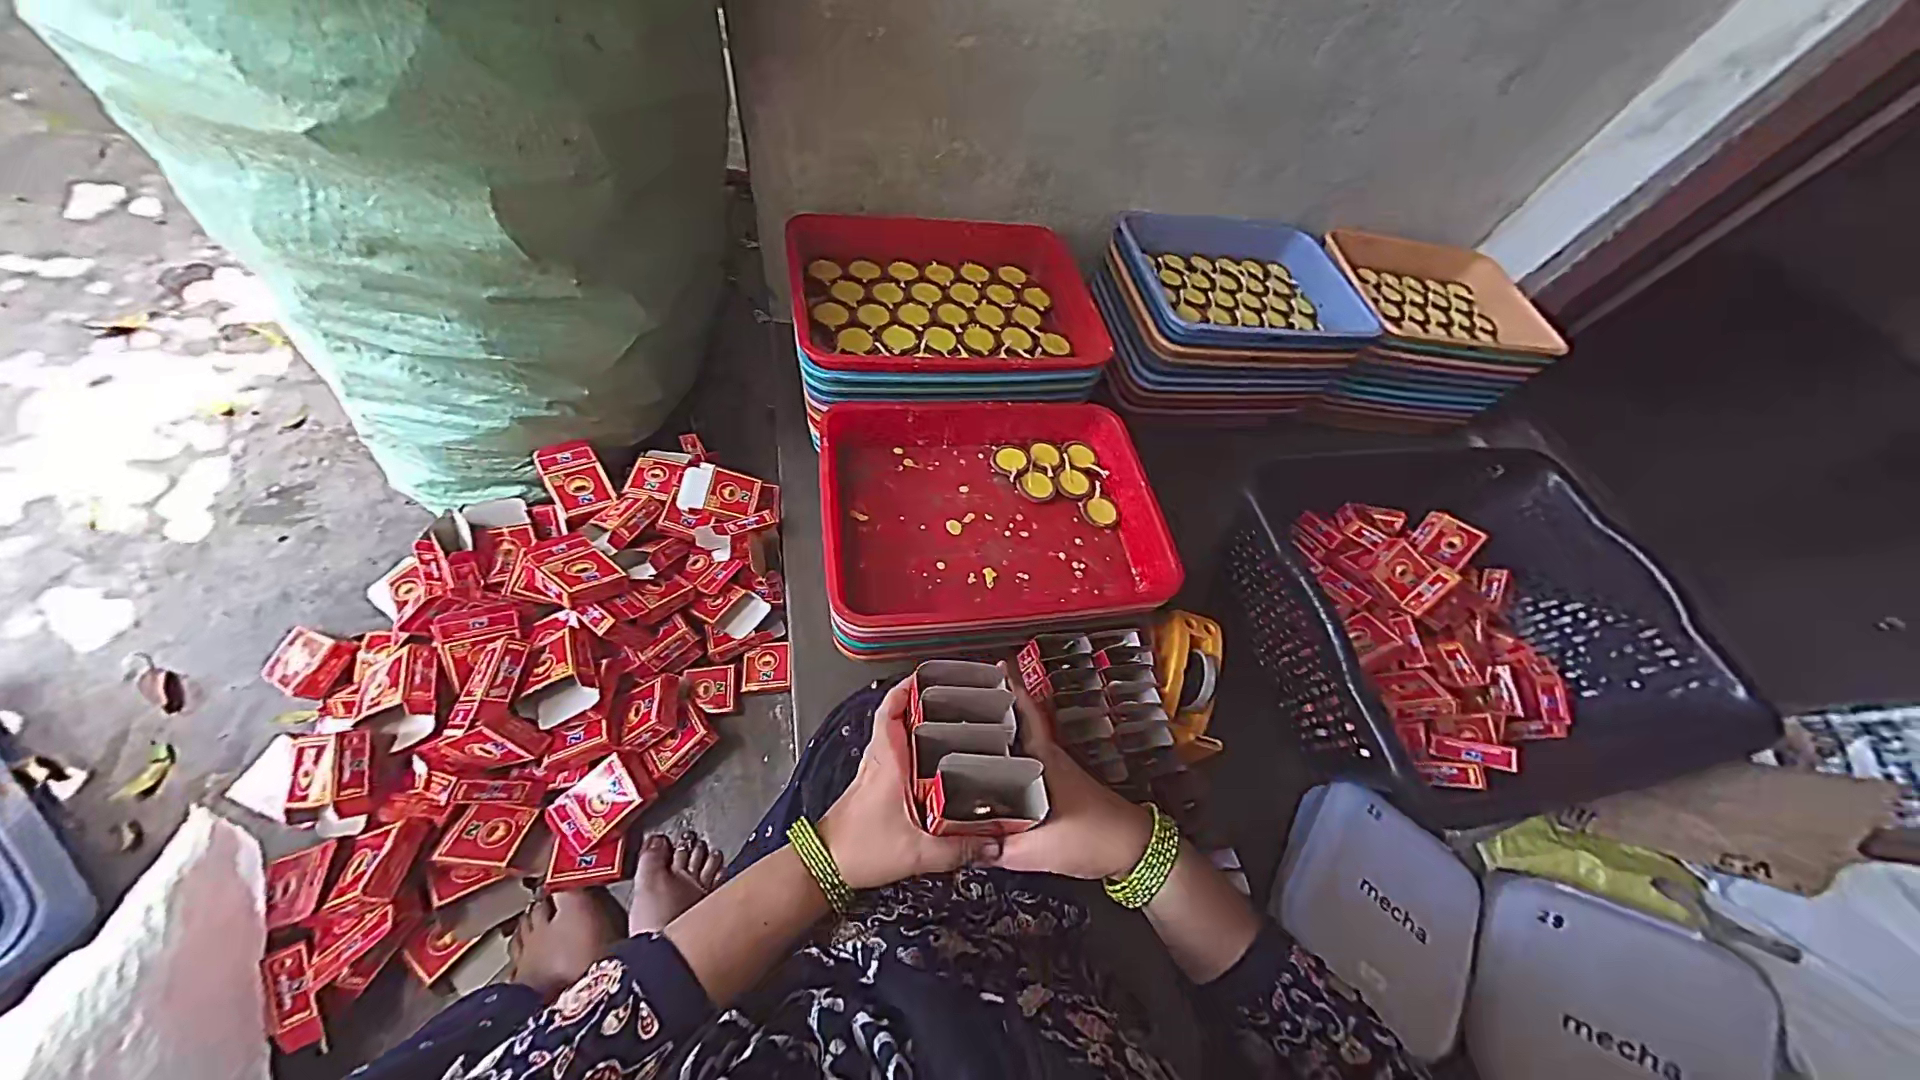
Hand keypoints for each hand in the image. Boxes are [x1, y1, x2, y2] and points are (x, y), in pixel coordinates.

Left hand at [816, 678, 999, 888]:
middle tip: (948, 694)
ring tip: (946, 720)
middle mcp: (878, 760)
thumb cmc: (858, 851)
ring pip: (893, 734)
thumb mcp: (916, 853)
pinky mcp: (873, 786)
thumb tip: (992, 843)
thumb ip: (957, 849)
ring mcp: (874, 771)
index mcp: (886, 761)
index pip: (890, 710)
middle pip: (896, 716)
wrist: (824, 866)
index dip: (906, 688)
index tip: (927, 674)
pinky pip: (892, 753)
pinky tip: (930, 759)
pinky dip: (909, 745)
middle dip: (919, 700)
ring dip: (913, 722)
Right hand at [986, 662, 1153, 880]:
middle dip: (995, 708)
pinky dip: (1010, 757)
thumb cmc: (1095, 838)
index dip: (1010, 688)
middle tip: (968, 697)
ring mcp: (1056, 770)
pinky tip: (993, 770)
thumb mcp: (1042, 850)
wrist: (1134, 851)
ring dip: (1002, 732)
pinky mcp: (1059, 786)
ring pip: (1022, 742)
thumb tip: (965, 846)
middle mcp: (1050, 758)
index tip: (994, 668)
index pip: (1026, 712)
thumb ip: (1000, 850)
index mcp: (1046, 760)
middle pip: (1019, 723)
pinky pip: (1027, 762)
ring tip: (970, 729)